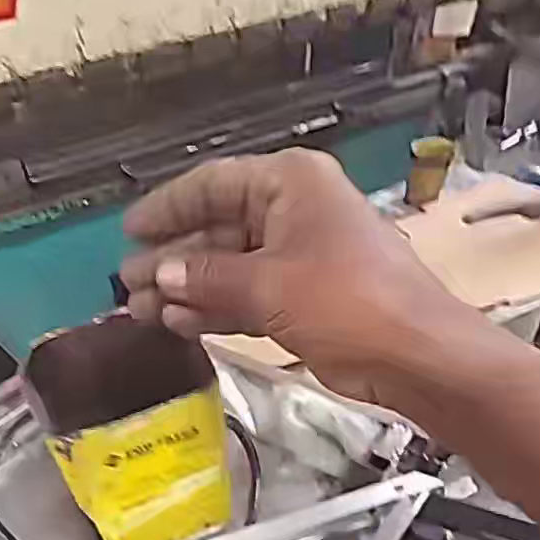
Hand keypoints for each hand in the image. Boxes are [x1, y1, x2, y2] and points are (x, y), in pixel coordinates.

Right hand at [119, 149, 486, 404]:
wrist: (413, 355)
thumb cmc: (346, 302)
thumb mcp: (270, 285)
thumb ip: (209, 278)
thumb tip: (158, 277)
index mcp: (290, 185)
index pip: (213, 185)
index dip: (168, 208)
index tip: (129, 233)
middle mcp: (293, 214)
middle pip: (219, 230)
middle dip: (173, 261)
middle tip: (127, 287)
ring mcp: (300, 260)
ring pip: (232, 270)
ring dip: (189, 291)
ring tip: (142, 313)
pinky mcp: (304, 301)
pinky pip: (250, 298)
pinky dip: (218, 311)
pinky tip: (181, 324)